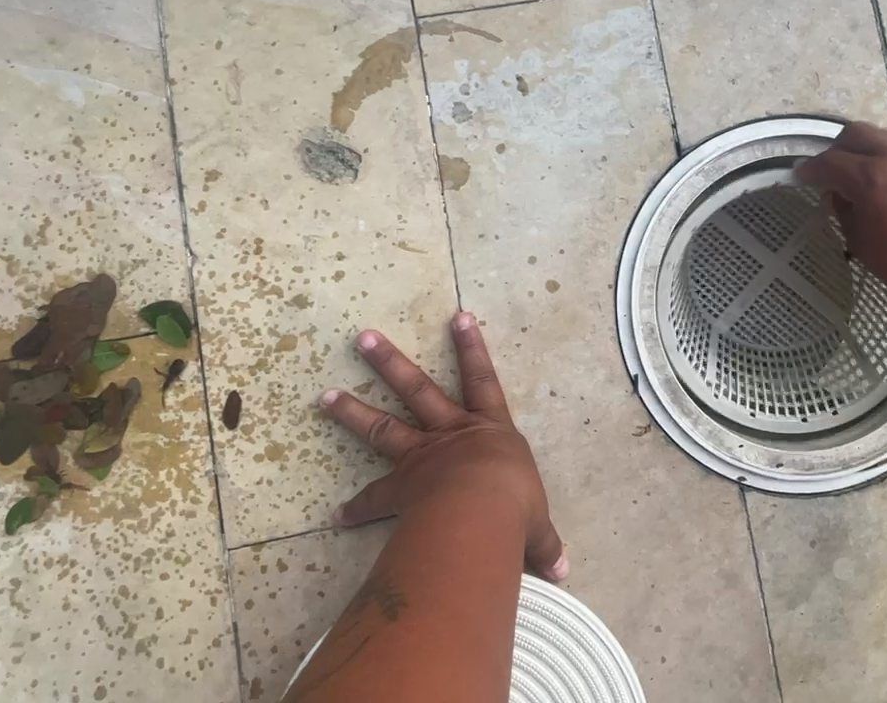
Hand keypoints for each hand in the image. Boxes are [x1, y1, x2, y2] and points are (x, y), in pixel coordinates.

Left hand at [319, 311, 567, 582]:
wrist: (482, 513)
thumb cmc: (517, 504)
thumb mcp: (536, 523)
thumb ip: (543, 543)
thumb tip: (563, 571)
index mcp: (491, 430)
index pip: (482, 379)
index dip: (472, 347)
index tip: (458, 315)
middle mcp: (453, 433)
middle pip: (418, 389)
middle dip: (390, 362)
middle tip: (363, 336)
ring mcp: (423, 457)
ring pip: (383, 427)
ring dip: (352, 411)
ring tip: (324, 396)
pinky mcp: (401, 488)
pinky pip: (374, 496)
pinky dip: (357, 507)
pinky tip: (338, 515)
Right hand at [794, 121, 886, 313]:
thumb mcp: (859, 241)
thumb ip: (842, 209)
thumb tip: (837, 193)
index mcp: (871, 178)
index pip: (829, 162)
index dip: (810, 170)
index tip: (800, 177)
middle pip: (854, 133)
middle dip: (835, 150)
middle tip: (828, 174)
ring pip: (880, 136)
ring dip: (861, 150)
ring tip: (855, 177)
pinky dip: (883, 157)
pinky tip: (881, 182)